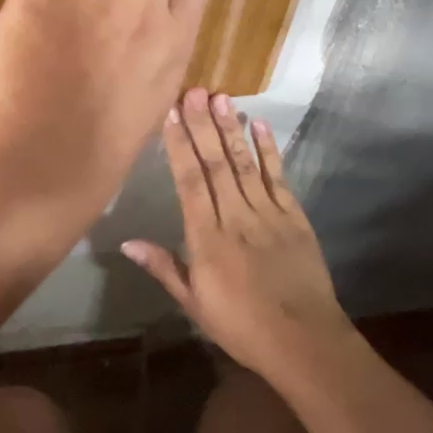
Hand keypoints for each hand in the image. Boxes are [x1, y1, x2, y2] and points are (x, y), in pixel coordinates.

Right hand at [122, 88, 354, 385]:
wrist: (305, 342)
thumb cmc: (243, 327)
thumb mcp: (195, 304)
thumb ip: (164, 267)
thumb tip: (127, 241)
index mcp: (208, 238)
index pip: (189, 182)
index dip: (179, 146)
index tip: (170, 114)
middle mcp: (236, 216)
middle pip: (215, 164)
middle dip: (202, 124)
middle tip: (193, 90)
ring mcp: (268, 213)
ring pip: (244, 163)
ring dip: (231, 128)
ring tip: (220, 96)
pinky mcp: (294, 216)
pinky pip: (278, 176)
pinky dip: (269, 149)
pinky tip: (259, 123)